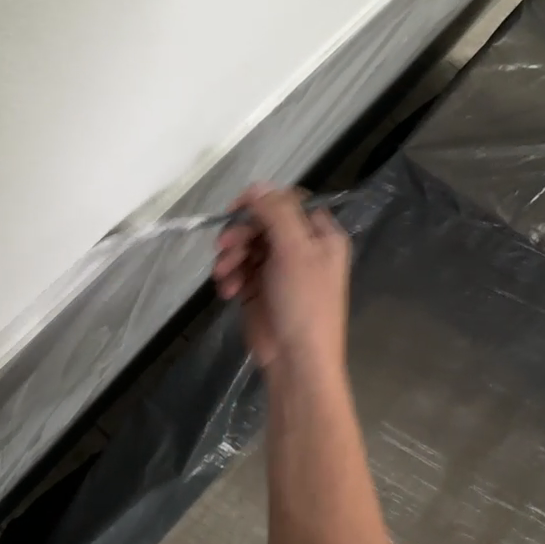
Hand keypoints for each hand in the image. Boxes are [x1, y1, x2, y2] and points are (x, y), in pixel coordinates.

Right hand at [211, 184, 350, 375]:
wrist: (296, 359)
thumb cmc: (305, 303)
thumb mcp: (294, 251)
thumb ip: (276, 213)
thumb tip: (256, 184)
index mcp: (320, 236)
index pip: (288, 204)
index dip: (261, 204)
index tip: (235, 210)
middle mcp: (301, 250)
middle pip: (261, 225)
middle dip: (240, 236)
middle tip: (223, 247)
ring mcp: (278, 271)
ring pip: (246, 248)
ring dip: (230, 259)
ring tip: (224, 276)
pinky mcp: (258, 290)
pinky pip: (238, 271)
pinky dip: (230, 278)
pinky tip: (228, 291)